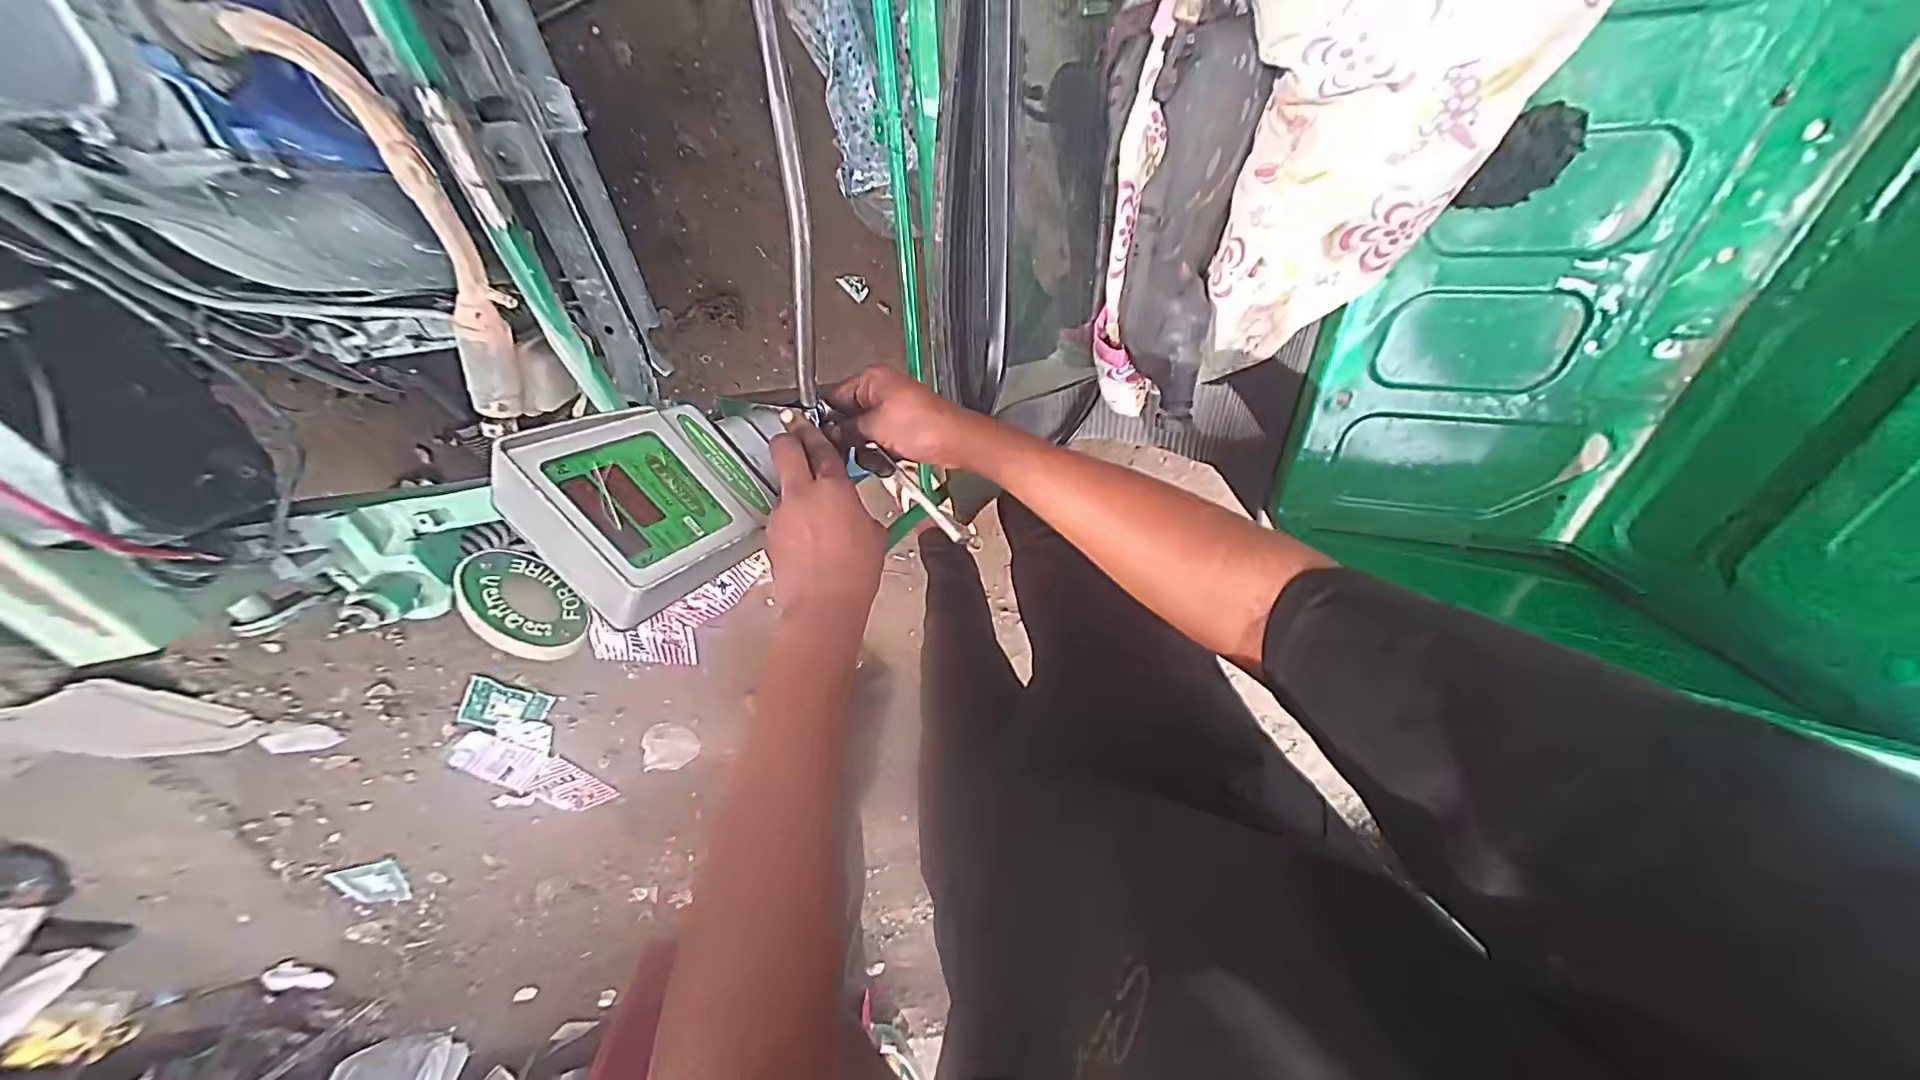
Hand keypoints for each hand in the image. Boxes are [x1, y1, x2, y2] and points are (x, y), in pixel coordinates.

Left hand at [765, 412, 884, 620]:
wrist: (824, 603)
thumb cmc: (855, 572)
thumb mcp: (874, 533)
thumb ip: (860, 511)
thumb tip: (856, 512)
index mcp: (834, 487)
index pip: (822, 446)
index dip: (815, 433)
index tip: (811, 428)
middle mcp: (803, 492)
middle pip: (785, 447)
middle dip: (788, 438)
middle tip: (794, 439)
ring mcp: (782, 511)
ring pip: (782, 484)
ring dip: (793, 488)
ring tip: (810, 513)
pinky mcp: (770, 532)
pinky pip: (780, 515)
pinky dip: (790, 519)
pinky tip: (805, 538)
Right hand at [825, 366, 993, 469]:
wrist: (955, 442)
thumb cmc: (926, 425)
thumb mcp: (875, 427)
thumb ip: (847, 429)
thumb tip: (831, 433)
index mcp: (872, 379)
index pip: (834, 396)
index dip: (826, 417)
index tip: (821, 435)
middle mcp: (881, 391)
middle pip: (848, 415)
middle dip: (850, 435)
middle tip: (853, 447)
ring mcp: (892, 410)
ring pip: (863, 432)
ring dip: (867, 447)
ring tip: (880, 451)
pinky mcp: (901, 427)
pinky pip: (879, 440)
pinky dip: (881, 451)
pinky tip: (888, 457)